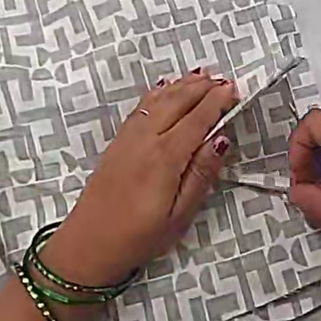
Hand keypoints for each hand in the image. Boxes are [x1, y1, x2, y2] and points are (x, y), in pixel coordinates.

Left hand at [43, 70, 238, 285]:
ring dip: (181, 86)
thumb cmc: (138, 237)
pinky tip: (164, 89)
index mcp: (164, 158)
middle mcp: (145, 141)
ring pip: (158, 102)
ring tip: (201, 75)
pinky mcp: (117, 144)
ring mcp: (127, 140)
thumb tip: (220, 140)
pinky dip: (157, 94)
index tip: (233, 89)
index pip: (197, 119)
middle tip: (223, 79)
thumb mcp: (179, 215)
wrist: (88, 245)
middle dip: (202, 87)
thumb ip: (201, 174)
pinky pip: (141, 109)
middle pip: (177, 102)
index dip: (216, 102)